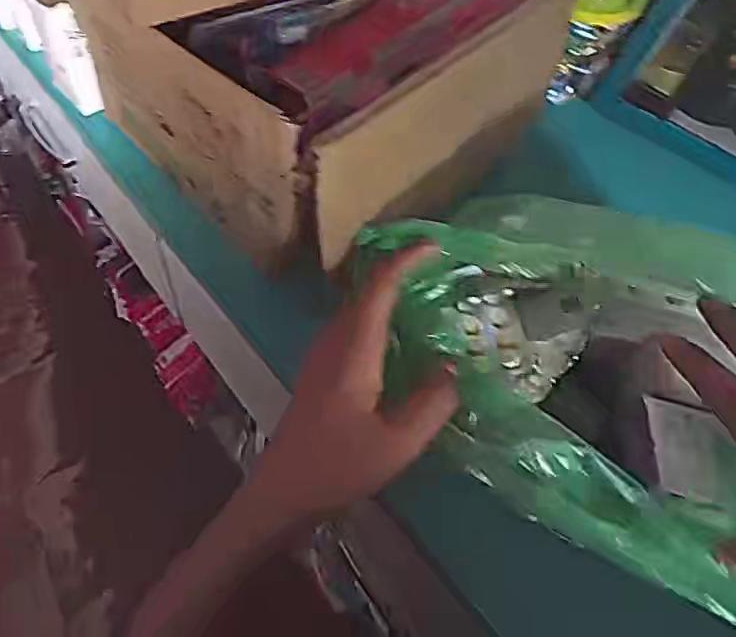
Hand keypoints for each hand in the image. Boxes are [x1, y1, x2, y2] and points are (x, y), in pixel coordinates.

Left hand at [244, 241, 457, 525]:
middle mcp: (336, 336)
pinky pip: (357, 320)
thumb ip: (430, 404)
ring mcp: (325, 348)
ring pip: (361, 302)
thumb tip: (452, 367)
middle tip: (440, 264)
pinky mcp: (323, 362)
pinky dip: (382, 310)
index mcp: (354, 347)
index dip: (406, 258)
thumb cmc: (337, 465)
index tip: (435, 246)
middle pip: (369, 286)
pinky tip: (401, 332)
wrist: (283, 488)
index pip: (380, 285)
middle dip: (401, 266)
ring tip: (426, 288)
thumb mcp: (396, 445)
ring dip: (390, 287)